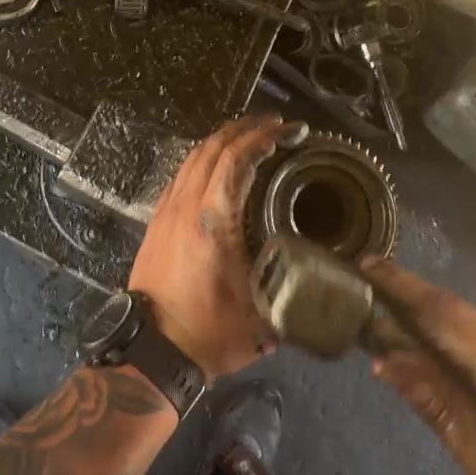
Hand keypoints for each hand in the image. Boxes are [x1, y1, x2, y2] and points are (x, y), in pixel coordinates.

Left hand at [129, 114, 304, 380]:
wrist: (152, 350)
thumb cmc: (208, 332)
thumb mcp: (263, 316)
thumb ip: (294, 293)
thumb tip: (323, 281)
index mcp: (213, 219)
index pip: (237, 159)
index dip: (264, 137)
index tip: (290, 129)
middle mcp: (186, 205)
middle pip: (212, 148)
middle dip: (244, 129)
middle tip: (273, 124)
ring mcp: (167, 211)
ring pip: (193, 158)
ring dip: (221, 141)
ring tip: (248, 138)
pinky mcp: (157, 222)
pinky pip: (182, 175)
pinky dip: (204, 160)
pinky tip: (217, 168)